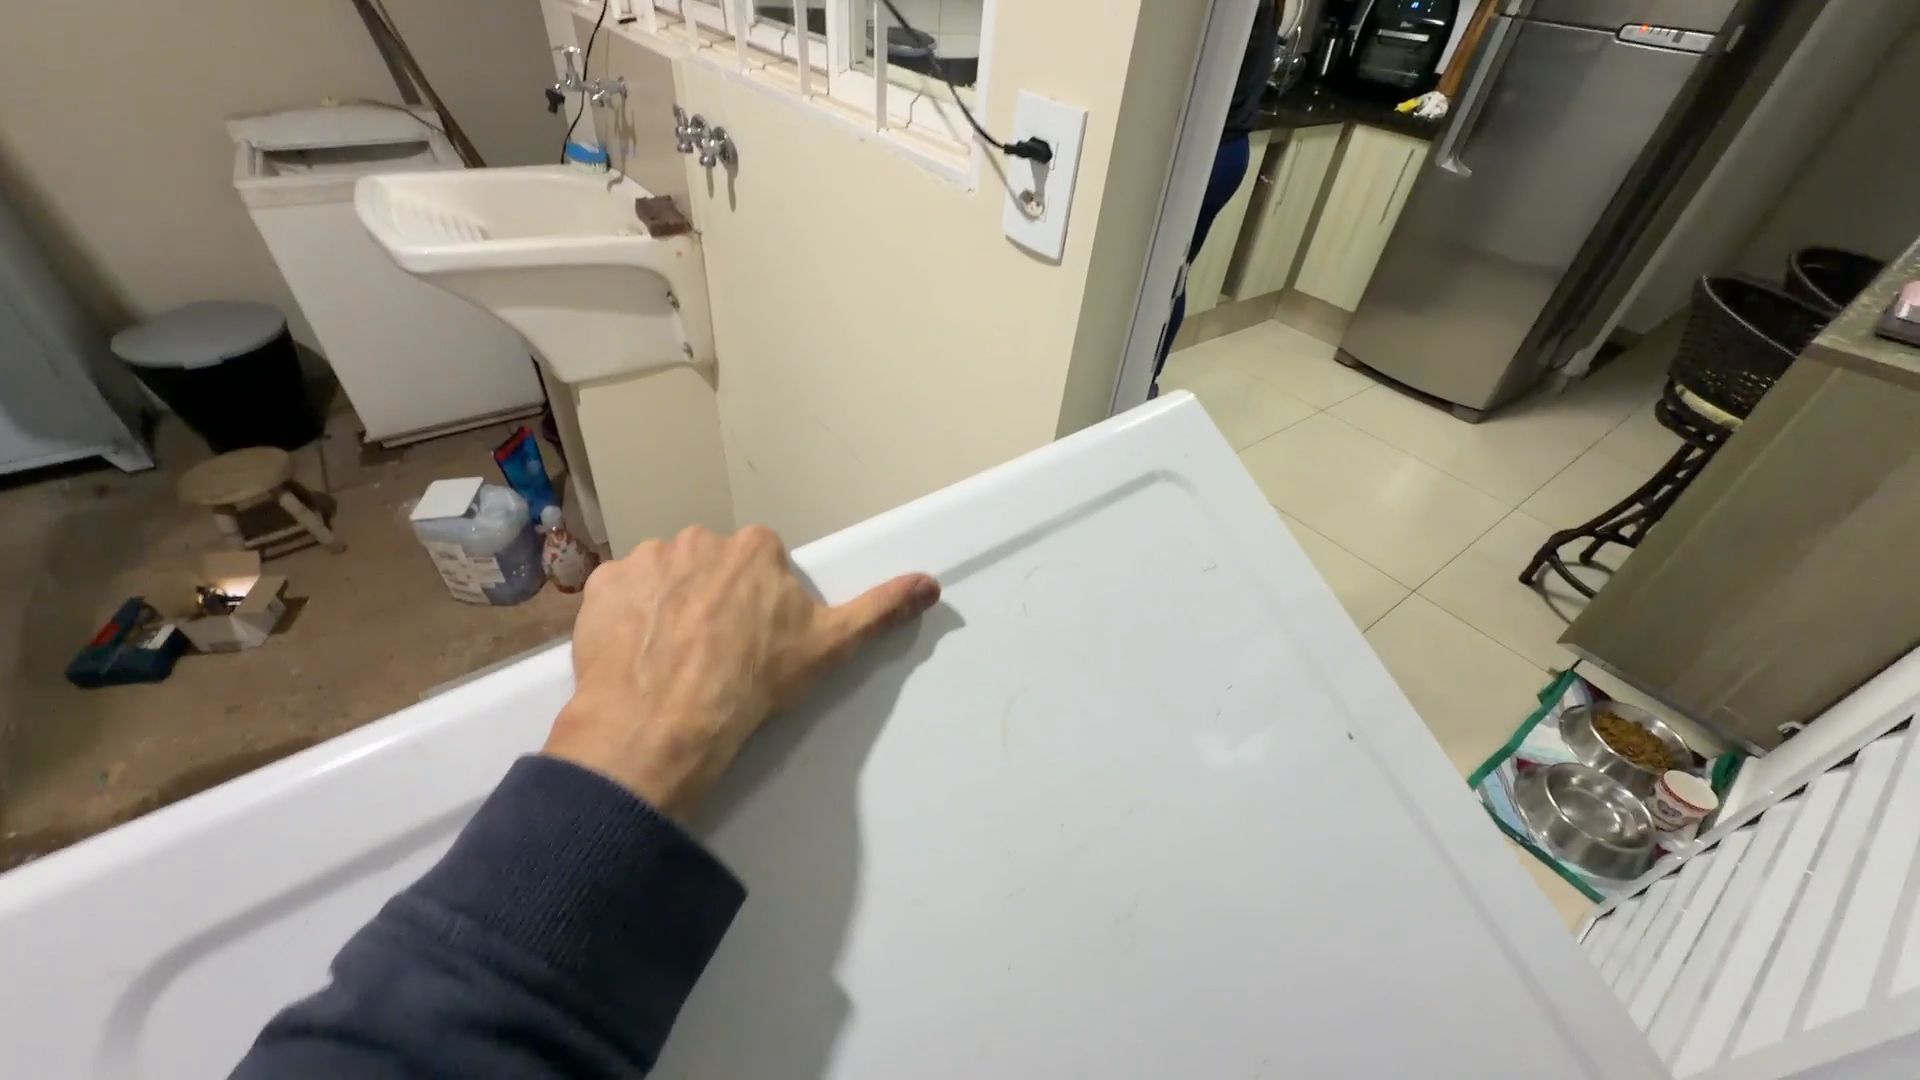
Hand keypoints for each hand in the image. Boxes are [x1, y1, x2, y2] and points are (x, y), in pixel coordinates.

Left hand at [544, 525, 940, 818]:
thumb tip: (932, 584)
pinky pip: (623, 591)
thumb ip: (881, 608)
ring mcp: (648, 559)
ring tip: (675, 656)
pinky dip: (629, 615)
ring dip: (670, 604)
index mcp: (756, 548)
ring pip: (667, 576)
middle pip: (713, 565)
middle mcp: (701, 540)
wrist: (668, 719)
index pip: (761, 562)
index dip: (760, 601)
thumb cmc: (754, 681)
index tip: (757, 636)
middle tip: (716, 650)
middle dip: (715, 598)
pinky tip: (638, 652)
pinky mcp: (605, 585)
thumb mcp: (830, 645)